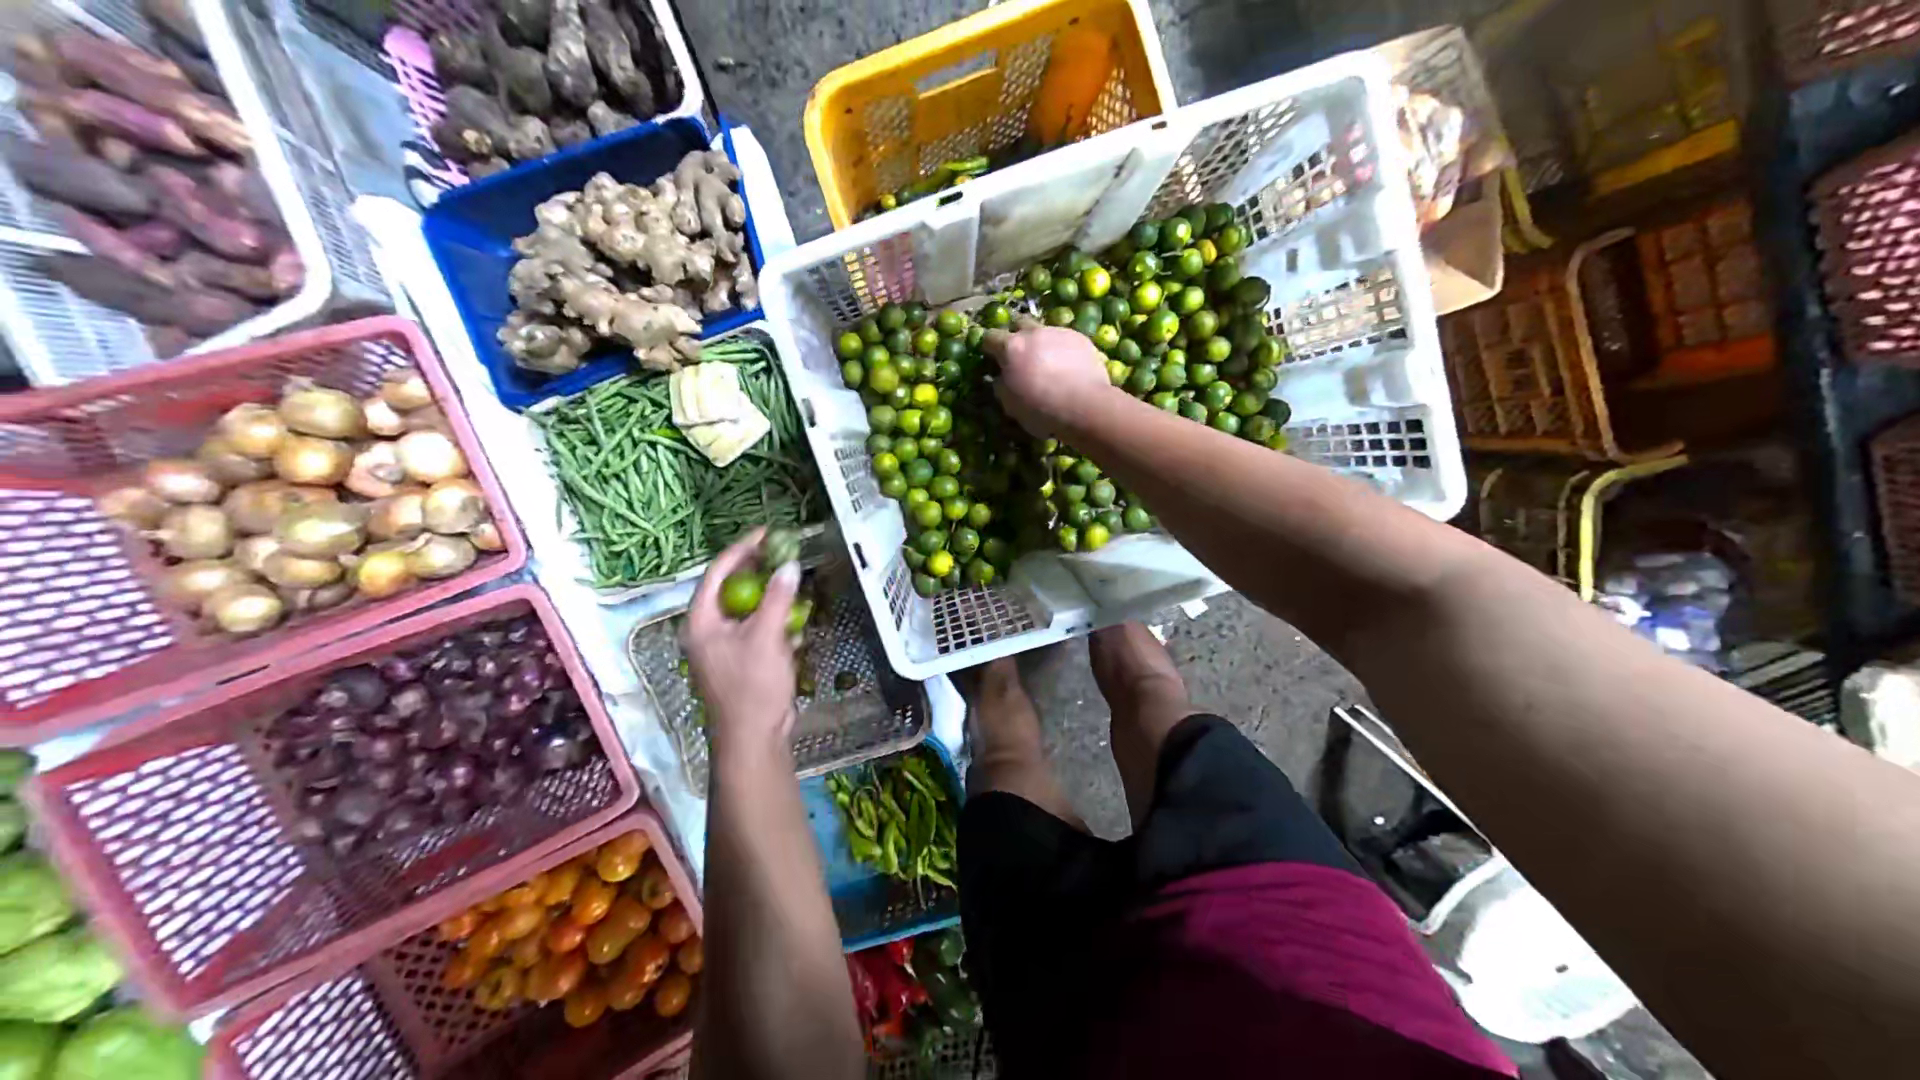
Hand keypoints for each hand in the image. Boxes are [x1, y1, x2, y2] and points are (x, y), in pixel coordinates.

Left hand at [683, 529, 801, 760]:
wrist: (754, 738)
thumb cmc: (752, 686)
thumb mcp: (766, 636)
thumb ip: (778, 598)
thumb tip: (790, 565)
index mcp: (701, 622)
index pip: (717, 573)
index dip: (741, 550)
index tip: (765, 533)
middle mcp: (708, 631)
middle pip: (733, 590)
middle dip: (760, 573)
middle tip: (784, 555)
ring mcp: (725, 648)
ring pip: (749, 611)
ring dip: (773, 599)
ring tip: (795, 584)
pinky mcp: (743, 662)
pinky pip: (759, 631)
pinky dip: (776, 623)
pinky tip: (796, 623)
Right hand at [982, 326, 1112, 438]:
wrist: (1084, 407)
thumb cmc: (1040, 409)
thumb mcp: (1010, 404)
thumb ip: (1002, 385)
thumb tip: (1001, 378)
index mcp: (1011, 347)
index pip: (990, 336)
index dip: (989, 347)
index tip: (991, 357)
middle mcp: (1034, 332)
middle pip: (1019, 323)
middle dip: (1016, 335)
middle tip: (1020, 355)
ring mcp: (1059, 332)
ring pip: (1045, 331)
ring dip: (1041, 343)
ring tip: (1048, 363)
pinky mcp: (1081, 338)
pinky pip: (1065, 340)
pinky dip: (1062, 350)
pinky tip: (1068, 367)